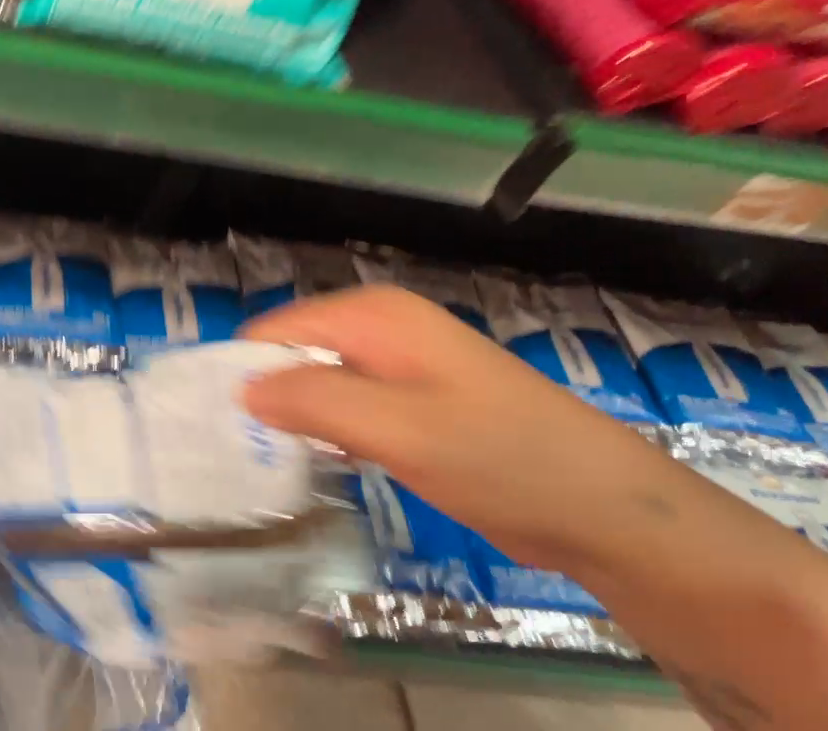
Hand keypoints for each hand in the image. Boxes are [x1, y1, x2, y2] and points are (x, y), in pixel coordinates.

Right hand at [239, 285, 681, 571]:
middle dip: (267, 395)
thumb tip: (239, 387)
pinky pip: (347, 404)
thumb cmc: (501, 459)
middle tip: (244, 453)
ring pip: (318, 380)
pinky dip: (326, 429)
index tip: (220, 427)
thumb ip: (313, 401)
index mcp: (375, 315)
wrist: (606, 511)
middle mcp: (382, 327)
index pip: (275, 331)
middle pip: (293, 351)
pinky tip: (323, 461)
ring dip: (294, 417)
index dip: (244, 373)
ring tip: (269, 462)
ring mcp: (401, 364)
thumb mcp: (398, 429)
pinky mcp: (415, 401)